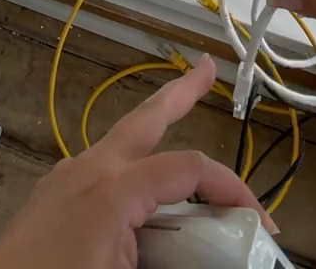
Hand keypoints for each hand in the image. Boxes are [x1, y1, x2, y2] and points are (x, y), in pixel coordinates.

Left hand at [0, 55, 268, 268]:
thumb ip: (175, 259)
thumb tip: (208, 255)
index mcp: (112, 189)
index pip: (188, 170)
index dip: (231, 190)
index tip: (262, 224)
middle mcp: (89, 170)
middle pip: (146, 119)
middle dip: (180, 92)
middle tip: (208, 66)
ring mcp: (67, 179)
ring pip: (122, 142)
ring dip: (154, 130)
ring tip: (179, 115)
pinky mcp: (53, 197)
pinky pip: (103, 170)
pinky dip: (130, 168)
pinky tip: (141, 189)